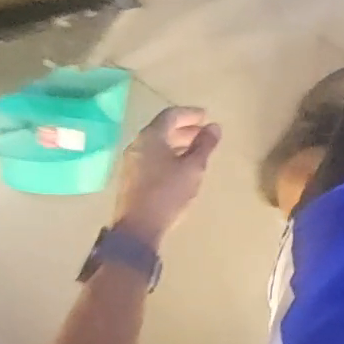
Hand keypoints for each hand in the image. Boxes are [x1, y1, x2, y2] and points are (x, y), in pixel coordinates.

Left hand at [113, 107, 220, 246]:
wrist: (136, 229)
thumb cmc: (167, 193)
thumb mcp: (193, 168)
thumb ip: (204, 145)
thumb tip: (214, 127)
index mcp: (151, 137)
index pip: (171, 115)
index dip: (190, 113)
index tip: (206, 117)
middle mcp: (137, 145)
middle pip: (162, 129)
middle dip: (185, 129)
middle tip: (203, 134)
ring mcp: (131, 162)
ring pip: (156, 145)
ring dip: (177, 143)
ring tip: (196, 151)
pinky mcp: (130, 179)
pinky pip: (151, 157)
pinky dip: (168, 155)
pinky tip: (180, 168)